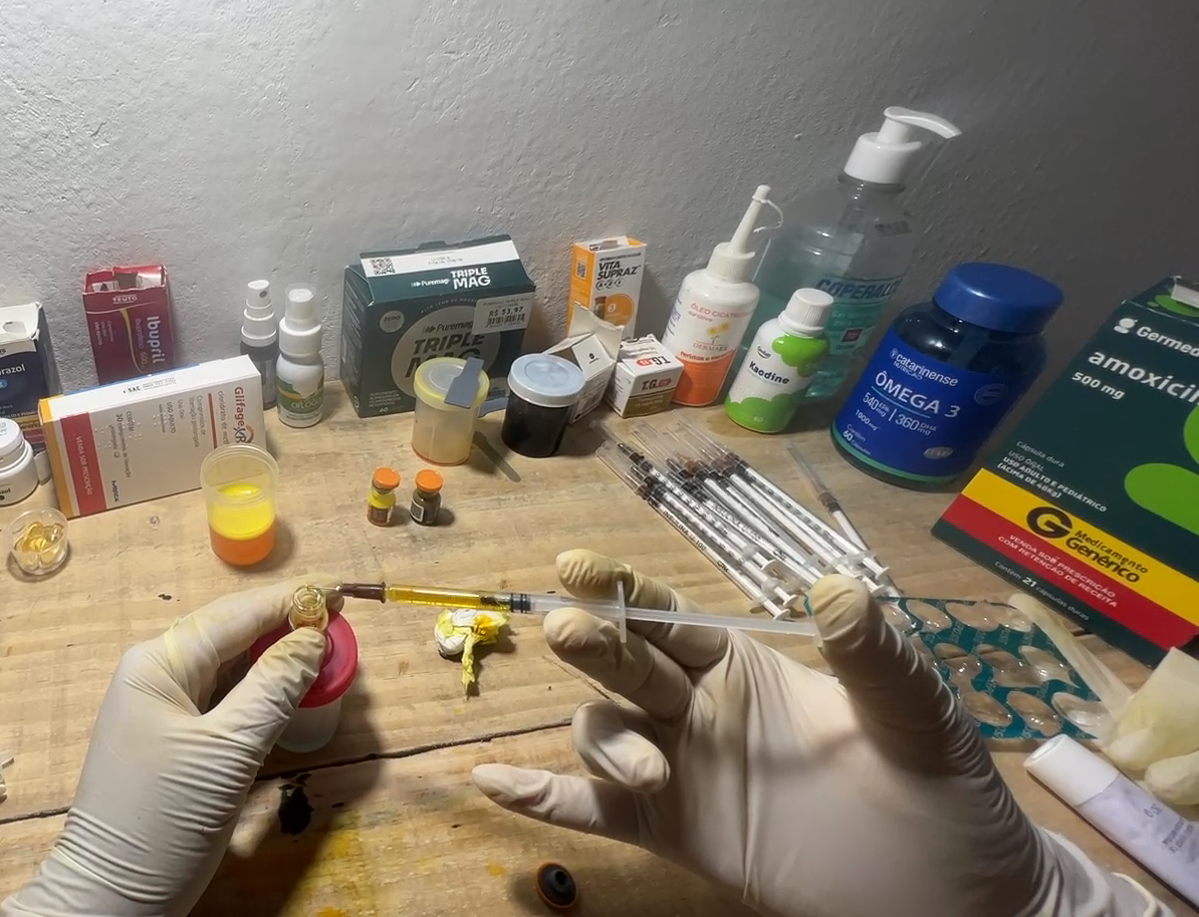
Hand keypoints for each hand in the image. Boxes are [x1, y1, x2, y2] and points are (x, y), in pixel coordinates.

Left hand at [0, 583, 328, 916]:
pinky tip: (287, 685)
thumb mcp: (227, 752)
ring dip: (273, 656)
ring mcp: (162, 703)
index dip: (288, 600)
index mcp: (161, 661)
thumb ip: (273, 688)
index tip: (335, 588)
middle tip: (336, 617)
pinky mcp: (173, 735)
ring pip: (228, 665)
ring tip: (321, 645)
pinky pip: (222, 697)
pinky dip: (258, 689)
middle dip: (283, 624)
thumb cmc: (164, 818)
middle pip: (231, 634)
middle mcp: (159, 670)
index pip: (234, 615)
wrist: (108, 900)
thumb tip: (312, 638)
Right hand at [471, 550, 1168, 916]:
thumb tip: (836, 586)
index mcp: (733, 663)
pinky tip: (491, 782)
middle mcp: (688, 703)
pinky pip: (589, 807)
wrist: (958, 906)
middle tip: (572, 632)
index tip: (579, 566)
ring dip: (606, 741)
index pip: (662, 613)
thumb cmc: (940, 799)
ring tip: (648, 775)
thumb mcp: (920, 727)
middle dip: (593, 643)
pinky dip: (539, 795)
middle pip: (620, 662)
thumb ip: (876, 660)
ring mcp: (670, 764)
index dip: (619, 586)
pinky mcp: (665, 828)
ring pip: (602, 729)